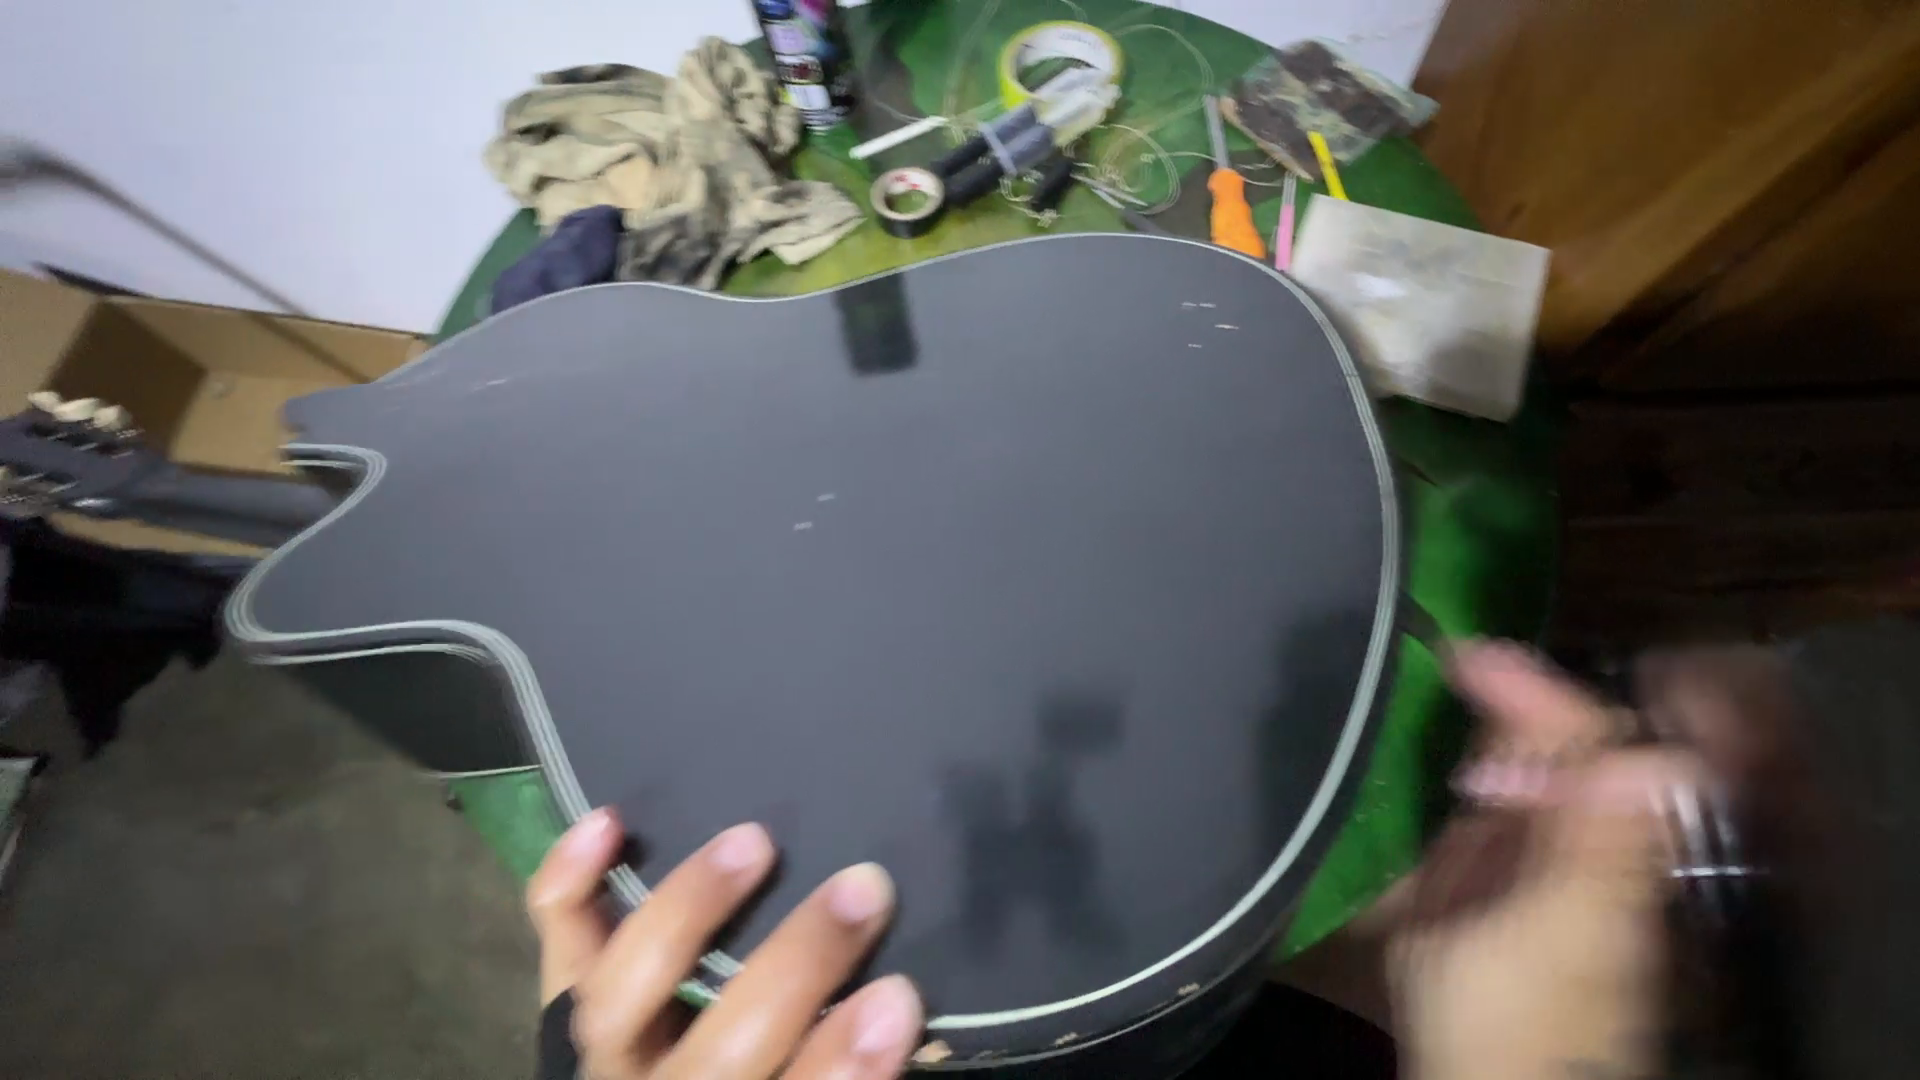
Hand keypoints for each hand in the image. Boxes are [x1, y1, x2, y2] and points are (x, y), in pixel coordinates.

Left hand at [527, 808, 923, 1079]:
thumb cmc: (754, 1070)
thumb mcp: (804, 1070)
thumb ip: (843, 1049)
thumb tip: (905, 997)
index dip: (844, 1064)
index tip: (901, 997)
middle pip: (718, 1053)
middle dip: (798, 966)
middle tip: (865, 886)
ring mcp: (599, 1052)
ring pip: (622, 995)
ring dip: (692, 912)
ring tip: (754, 842)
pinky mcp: (566, 1003)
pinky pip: (558, 946)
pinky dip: (572, 883)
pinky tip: (609, 821)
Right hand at [1392, 642, 1696, 1079]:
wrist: (1471, 1070)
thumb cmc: (1515, 1014)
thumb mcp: (1560, 935)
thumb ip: (1602, 853)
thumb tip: (1657, 759)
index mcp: (1607, 849)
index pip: (1591, 747)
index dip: (1543, 694)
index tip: (1470, 654)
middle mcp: (1578, 834)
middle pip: (1561, 742)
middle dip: (1521, 687)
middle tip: (1455, 650)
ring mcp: (1530, 843)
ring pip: (1525, 757)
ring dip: (1493, 709)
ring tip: (1447, 666)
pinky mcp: (1482, 856)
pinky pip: (1487, 784)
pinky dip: (1468, 746)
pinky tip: (1441, 724)